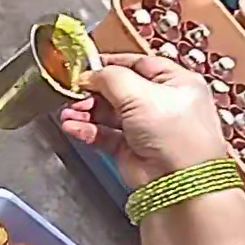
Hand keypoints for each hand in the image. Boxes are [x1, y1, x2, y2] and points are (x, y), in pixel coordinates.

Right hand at [58, 53, 230, 187]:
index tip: (86, 66)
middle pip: (118, 91)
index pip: (138, 64)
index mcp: (173, 82)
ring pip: (107, 114)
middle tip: (73, 93)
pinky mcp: (128, 149)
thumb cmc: (173, 132)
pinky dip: (86, 130)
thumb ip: (111, 79)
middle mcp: (158, 103)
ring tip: (67, 113)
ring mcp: (143, 127)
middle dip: (92, 92)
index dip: (112, 64)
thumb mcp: (142, 94)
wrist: (177, 179)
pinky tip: (71, 127)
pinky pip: (103, 135)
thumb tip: (89, 74)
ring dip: (85, 112)